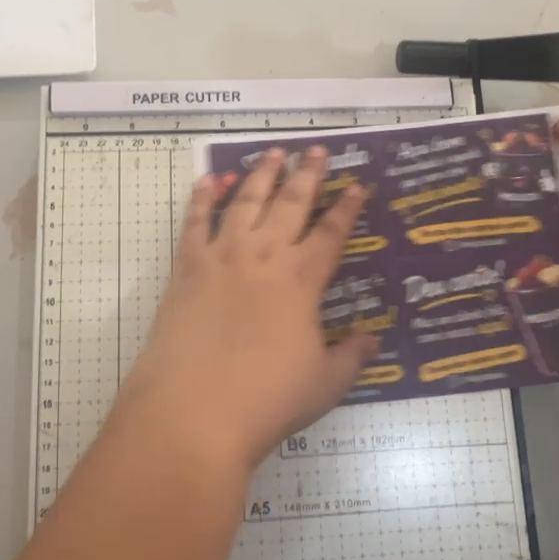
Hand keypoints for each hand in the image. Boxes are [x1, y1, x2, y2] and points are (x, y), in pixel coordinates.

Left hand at [113, 147, 379, 473]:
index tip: (357, 185)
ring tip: (272, 152)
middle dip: (306, 175)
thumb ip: (350, 357)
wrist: (193, 410)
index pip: (331, 234)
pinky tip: (208, 180)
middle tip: (315, 150)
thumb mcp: (323, 384)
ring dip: (261, 175)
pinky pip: (195, 222)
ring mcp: (222, 258)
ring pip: (245, 202)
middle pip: (290, 205)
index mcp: (301, 282)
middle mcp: (264, 258)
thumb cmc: (266, 400)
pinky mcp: (186, 268)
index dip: (346, 209)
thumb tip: (372, 339)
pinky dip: (201, 198)